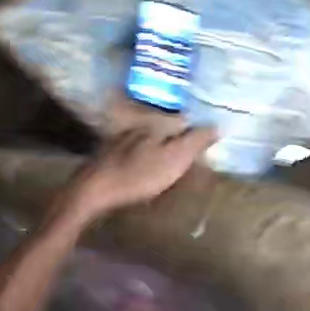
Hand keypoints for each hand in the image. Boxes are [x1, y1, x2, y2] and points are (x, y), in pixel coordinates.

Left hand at [60, 125, 218, 223]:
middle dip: (178, 138)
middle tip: (192, 155)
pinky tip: (143, 168)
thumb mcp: (174, 159)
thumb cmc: (137, 176)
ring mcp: (119, 138)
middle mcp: (137, 125)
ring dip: (160, 147)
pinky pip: (133, 150)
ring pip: (148, 138)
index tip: (207, 145)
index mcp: (155, 124)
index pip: (184, 121)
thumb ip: (195, 141)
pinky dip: (142, 156)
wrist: (92, 190)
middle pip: (165, 128)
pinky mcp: (107, 154)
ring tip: (170, 163)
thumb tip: (217, 126)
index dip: (197, 132)